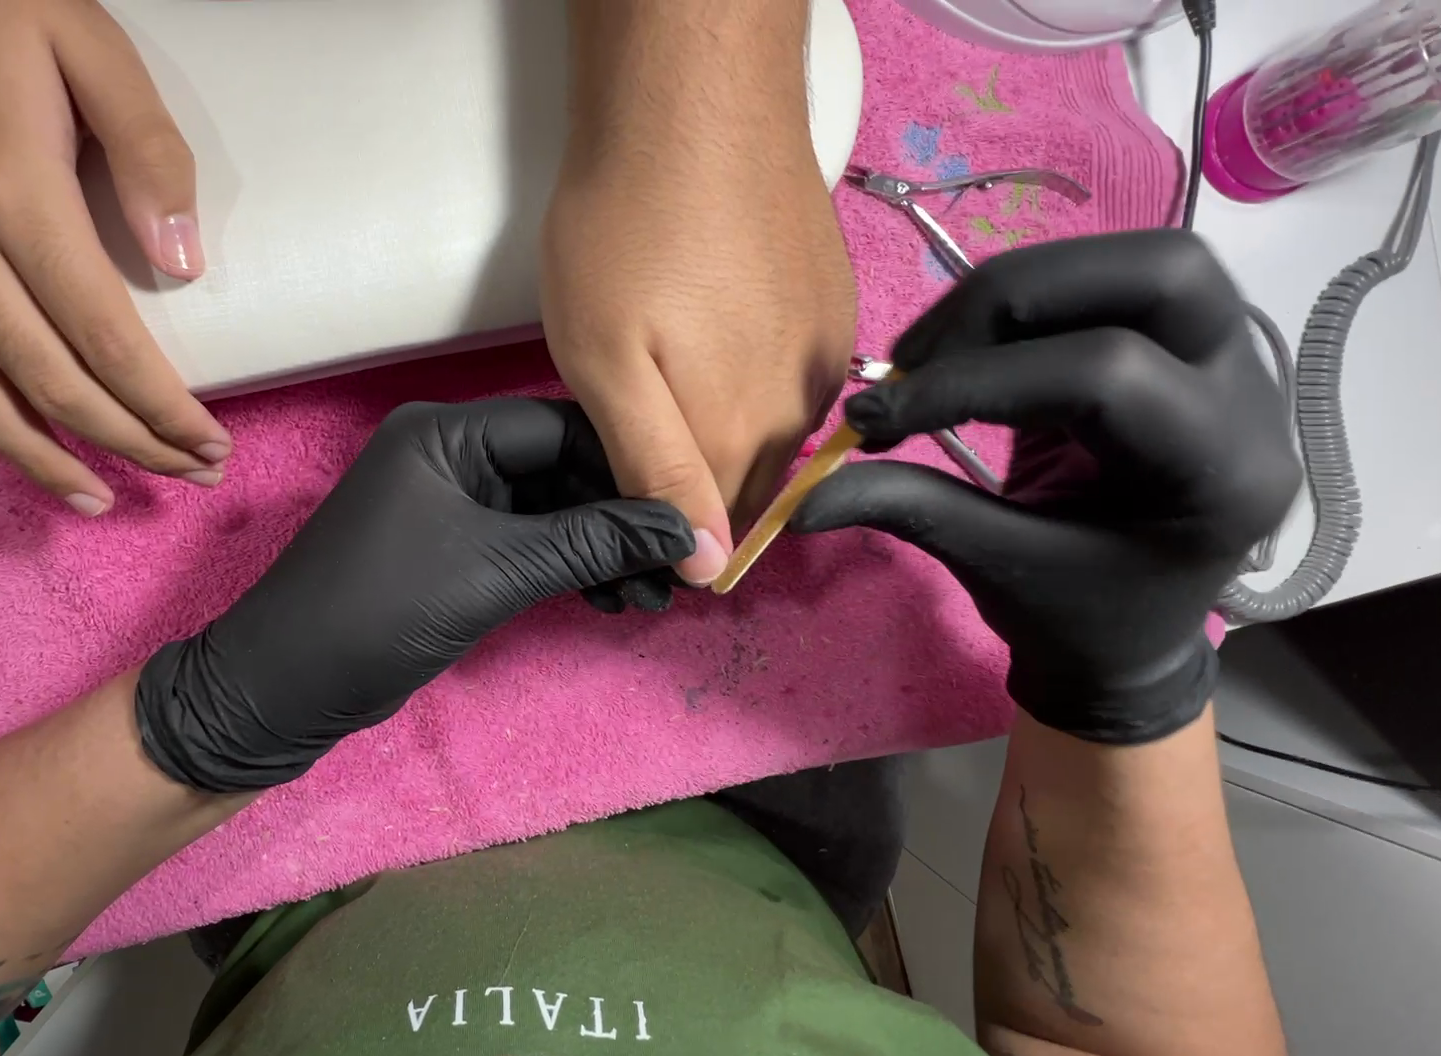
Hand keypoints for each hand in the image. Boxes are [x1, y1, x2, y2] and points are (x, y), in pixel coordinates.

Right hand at [0, 0, 230, 513]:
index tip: (211, 448)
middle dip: (130, 444)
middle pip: (52, 383)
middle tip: (184, 477)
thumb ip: (149, 157)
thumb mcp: (90, 45)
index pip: (109, 343)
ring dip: (41, 460)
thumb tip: (182, 268)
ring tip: (97, 498)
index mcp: (14, 194)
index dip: (165, 411)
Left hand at [134, 399, 696, 791]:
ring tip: (646, 597)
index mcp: (446, 432)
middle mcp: (447, 452)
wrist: (288, 687)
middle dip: (616, 520)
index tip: (686, 516)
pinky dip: (563, 567)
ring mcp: (447, 500)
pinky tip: (604, 597)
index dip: (627, 469)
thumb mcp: (496, 571)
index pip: (561, 428)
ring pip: (545, 510)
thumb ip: (591, 542)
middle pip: (558, 468)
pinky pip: (523, 540)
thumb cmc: (382, 611)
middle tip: (672, 572)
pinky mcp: (450, 545)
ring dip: (596, 550)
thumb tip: (685, 531)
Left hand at [542, 3, 855, 586]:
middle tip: (638, 455)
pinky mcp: (832, 307)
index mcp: (741, 433)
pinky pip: (795, 383)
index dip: (674, 540)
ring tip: (675, 401)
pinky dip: (755, 391)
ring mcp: (826, 352)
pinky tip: (719, 354)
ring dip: (726, 441)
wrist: (692, 103)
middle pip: (746, 489)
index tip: (632, 522)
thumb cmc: (625, 236)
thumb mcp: (608, 369)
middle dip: (698, 495)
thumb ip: (660, 473)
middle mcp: (801, 407)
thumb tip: (704, 565)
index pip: (719, 532)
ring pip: (771, 438)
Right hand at [791, 231, 1299, 744]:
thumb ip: (905, 510)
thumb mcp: (991, 566)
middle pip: (1155, 274)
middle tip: (915, 362)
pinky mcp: (1177, 350)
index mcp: (1214, 472)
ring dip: (1011, 292)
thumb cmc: (1073, 614)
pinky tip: (960, 354)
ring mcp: (1224, 362)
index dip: (969, 382)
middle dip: (1010, 301)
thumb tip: (798, 501)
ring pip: (1134, 261)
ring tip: (929, 355)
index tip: (870, 418)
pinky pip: (1102, 288)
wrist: (1128, 633)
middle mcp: (1246, 395)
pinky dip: (1016, 307)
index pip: (1102, 375)